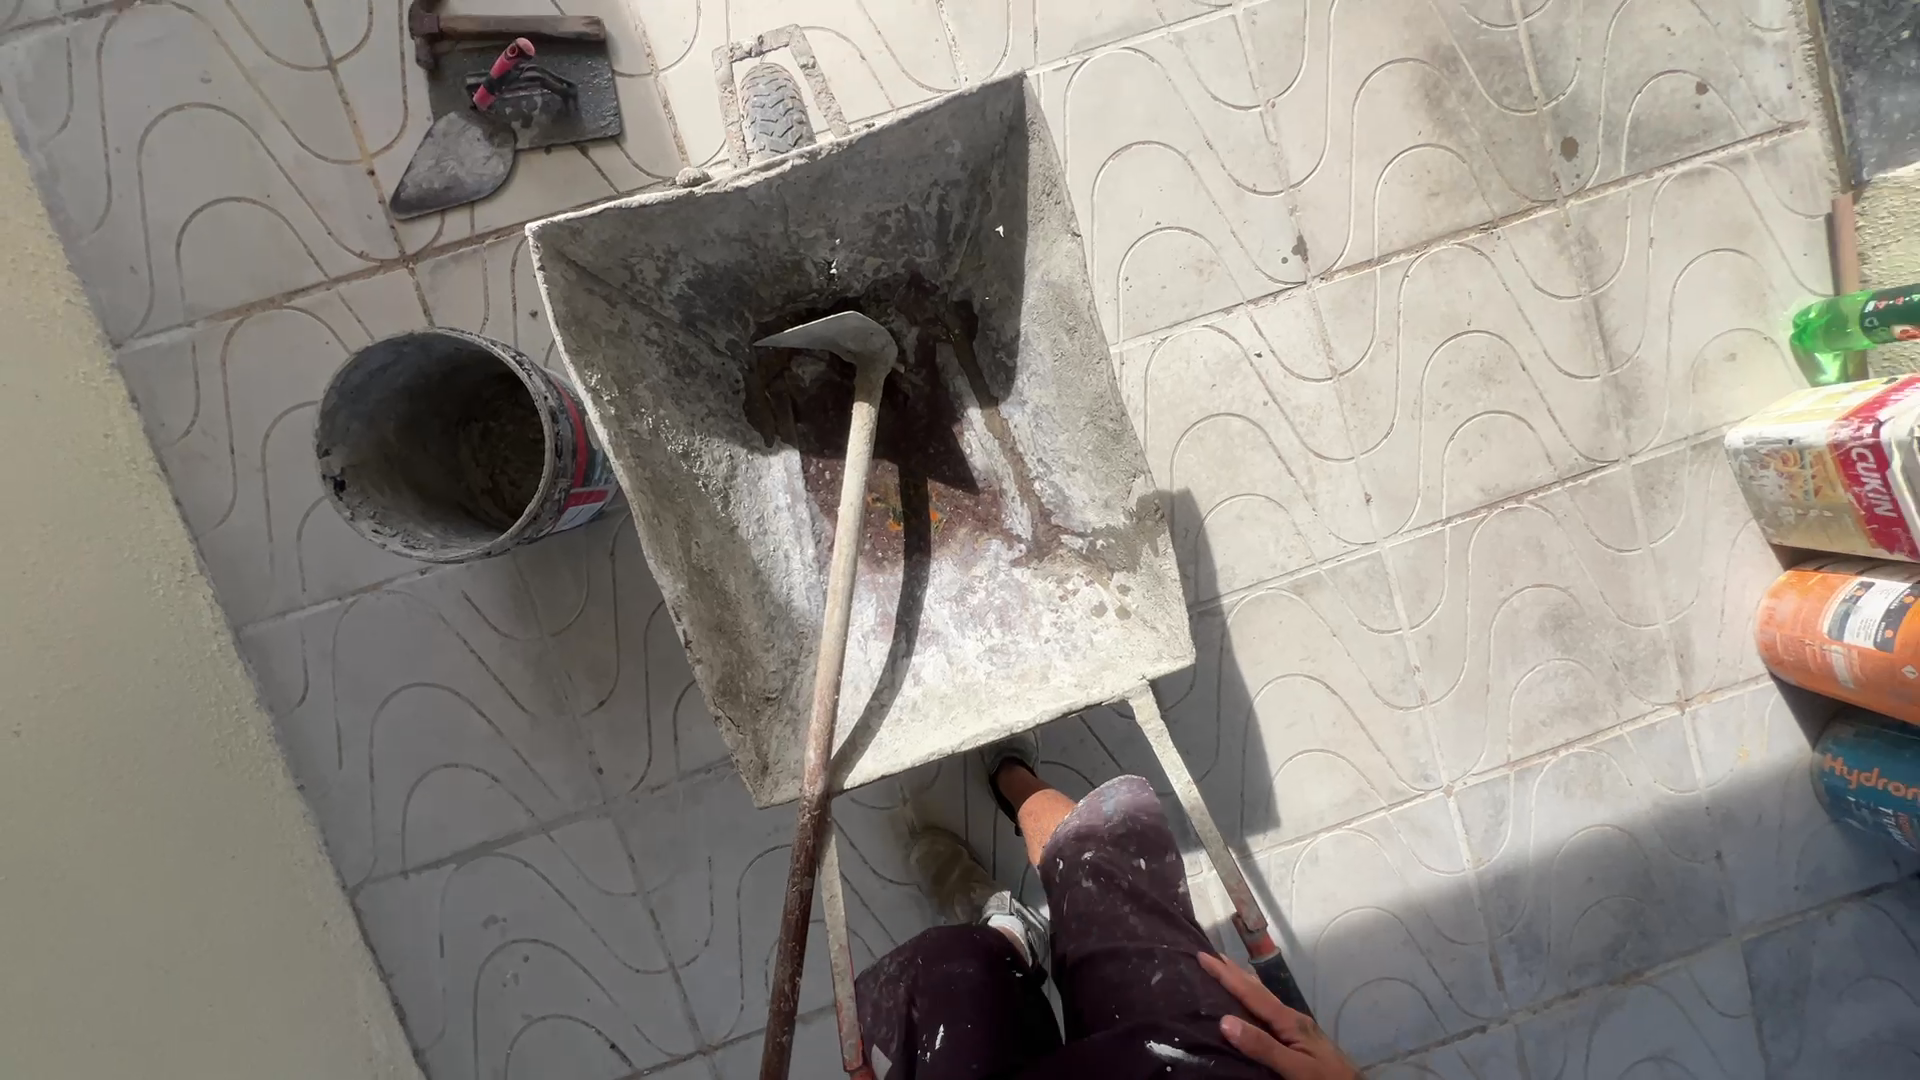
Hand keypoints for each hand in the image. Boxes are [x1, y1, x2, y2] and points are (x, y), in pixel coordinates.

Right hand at [1197, 952, 1361, 1079]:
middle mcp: (1292, 1019)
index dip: (1225, 974)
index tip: (1202, 955)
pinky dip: (1253, 1001)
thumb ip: (1263, 1046)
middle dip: (1233, 971)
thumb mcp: (1296, 1069)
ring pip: (1264, 998)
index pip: (1250, 992)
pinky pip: (1269, 1012)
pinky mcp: (1301, 1041)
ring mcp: (1298, 1029)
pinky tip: (1253, 1008)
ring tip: (1227, 972)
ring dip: (1243, 983)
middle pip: (1257, 988)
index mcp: (1289, 1020)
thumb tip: (1225, 1020)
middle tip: (1211, 955)